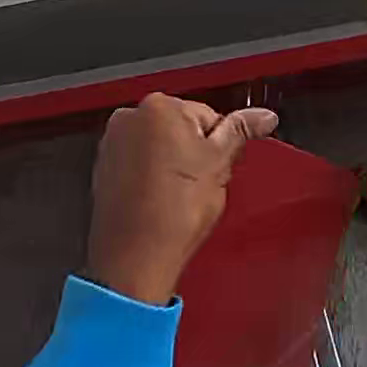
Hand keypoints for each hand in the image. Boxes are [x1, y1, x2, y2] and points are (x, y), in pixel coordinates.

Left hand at [84, 92, 278, 304]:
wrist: (135, 259)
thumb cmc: (174, 211)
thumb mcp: (220, 163)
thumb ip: (241, 130)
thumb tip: (263, 115)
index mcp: (159, 107)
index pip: (207, 115)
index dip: (218, 145)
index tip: (215, 166)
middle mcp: (130, 117)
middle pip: (181, 127)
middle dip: (193, 152)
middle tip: (199, 183)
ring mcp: (112, 143)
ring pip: (160, 145)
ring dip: (172, 163)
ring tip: (178, 195)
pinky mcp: (103, 168)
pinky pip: (139, 162)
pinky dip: (151, 176)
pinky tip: (160, 200)